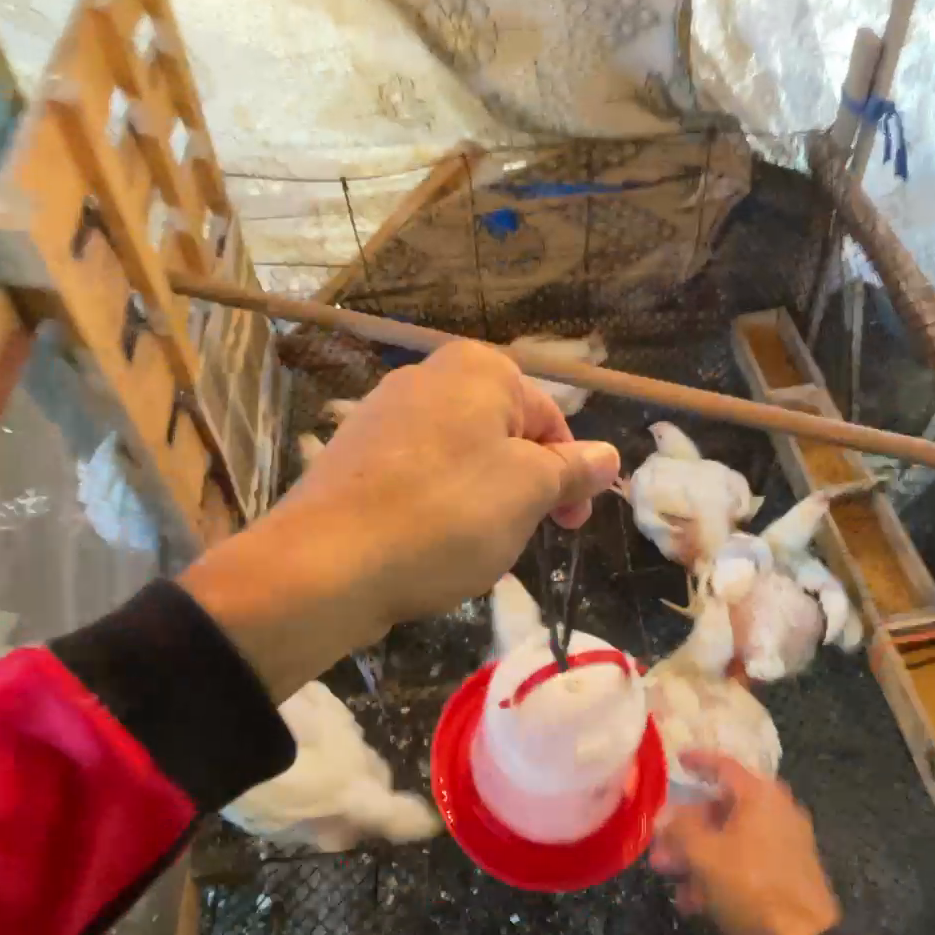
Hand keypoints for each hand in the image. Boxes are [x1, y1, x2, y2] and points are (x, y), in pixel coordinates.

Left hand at [178, 341, 619, 699]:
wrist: (326, 564)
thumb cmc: (447, 516)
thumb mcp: (529, 492)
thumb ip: (572, 469)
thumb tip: (608, 454)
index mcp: (477, 370)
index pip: (549, 418)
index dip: (571, 473)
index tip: (571, 524)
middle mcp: (426, 377)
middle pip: (503, 436)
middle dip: (524, 488)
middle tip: (524, 538)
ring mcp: (381, 416)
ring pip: (461, 460)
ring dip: (483, 502)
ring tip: (472, 549)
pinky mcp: (353, 459)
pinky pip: (417, 479)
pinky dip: (436, 509)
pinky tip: (428, 547)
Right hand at [651, 752, 841, 934]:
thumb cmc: (750, 888)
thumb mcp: (704, 855)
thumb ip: (680, 828)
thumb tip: (668, 815)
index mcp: (760, 796)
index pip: (723, 766)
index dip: (697, 761)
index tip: (676, 760)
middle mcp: (777, 813)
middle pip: (723, 808)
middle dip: (686, 827)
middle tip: (658, 844)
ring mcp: (786, 847)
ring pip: (731, 840)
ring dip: (697, 856)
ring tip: (669, 878)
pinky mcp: (788, 878)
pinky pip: (746, 865)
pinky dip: (719, 875)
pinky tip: (694, 903)